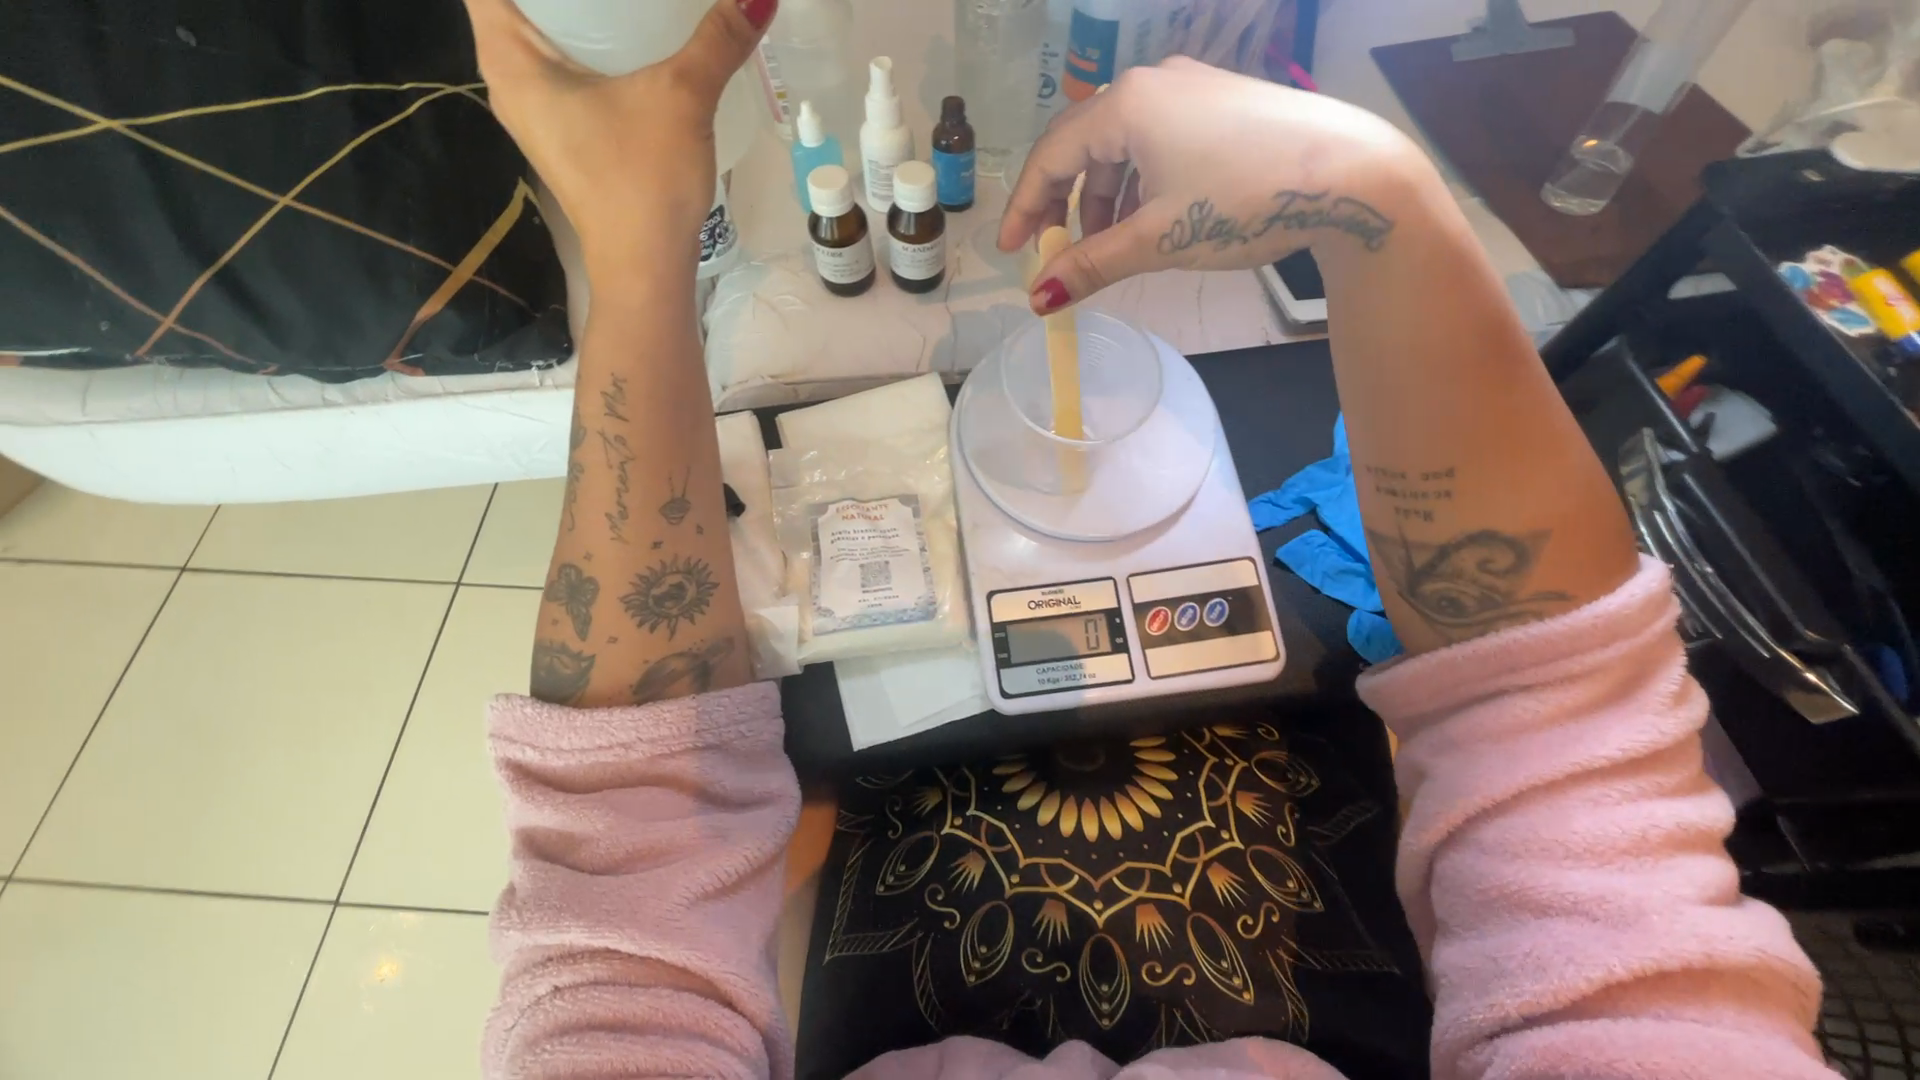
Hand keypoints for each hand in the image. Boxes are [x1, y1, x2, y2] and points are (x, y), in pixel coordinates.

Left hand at [462, 0, 774, 279]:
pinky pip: (565, 69)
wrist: (646, 266)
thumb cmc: (643, 179)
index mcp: (507, 56)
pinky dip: (591, 47)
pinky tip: (631, 41)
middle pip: (519, 3)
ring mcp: (537, 112)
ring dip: (579, 14)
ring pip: (544, 38)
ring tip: (626, 1)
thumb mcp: (681, 98)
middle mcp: (508, 79)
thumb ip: (718, 42)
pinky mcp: (566, 136)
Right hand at [997, 58, 1436, 312]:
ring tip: (1107, 247)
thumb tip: (1036, 300)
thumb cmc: (1240, 202)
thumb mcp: (1156, 238)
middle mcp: (1151, 85)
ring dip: (1103, 200)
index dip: (1024, 207)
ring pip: (1121, 148)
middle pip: (1082, 147)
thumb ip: (1090, 266)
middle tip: (1052, 251)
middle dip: (1062, 204)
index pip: (1051, 156)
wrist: (1350, 178)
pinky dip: (1138, 186)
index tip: (1011, 253)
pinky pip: (1155, 144)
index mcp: (1125, 105)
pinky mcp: (1218, 105)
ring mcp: (1189, 90)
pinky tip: (1148, 220)